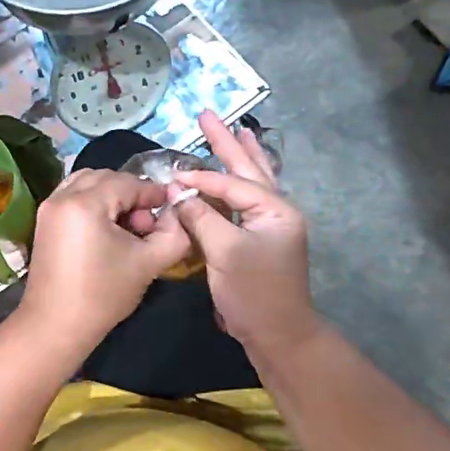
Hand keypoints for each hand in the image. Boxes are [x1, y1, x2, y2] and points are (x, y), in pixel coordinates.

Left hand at [18, 169, 191, 343]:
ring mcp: (49, 207)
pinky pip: (74, 196)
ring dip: (112, 195)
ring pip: (88, 183)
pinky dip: (94, 202)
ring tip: (126, 226)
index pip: (128, 183)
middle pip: (106, 177)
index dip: (153, 193)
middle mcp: (62, 196)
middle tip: (145, 224)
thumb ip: (173, 233)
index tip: (170, 208)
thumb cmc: (103, 294)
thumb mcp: (149, 263)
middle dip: (131, 193)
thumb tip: (177, 214)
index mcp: (85, 203)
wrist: (56, 326)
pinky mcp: (44, 221)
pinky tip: (106, 230)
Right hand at [170, 112, 320, 353]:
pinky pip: (247, 203)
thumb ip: (201, 217)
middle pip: (249, 168)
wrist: (278, 335)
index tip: (171, 176)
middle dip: (228, 142)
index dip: (200, 177)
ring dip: (241, 156)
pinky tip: (233, 176)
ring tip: (237, 130)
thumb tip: (178, 193)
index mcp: (276, 209)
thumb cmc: (254, 293)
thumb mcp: (225, 253)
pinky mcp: (261, 240)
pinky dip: (236, 186)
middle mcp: (278, 211)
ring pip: (253, 181)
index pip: (232, 183)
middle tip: (208, 115)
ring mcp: (272, 225)